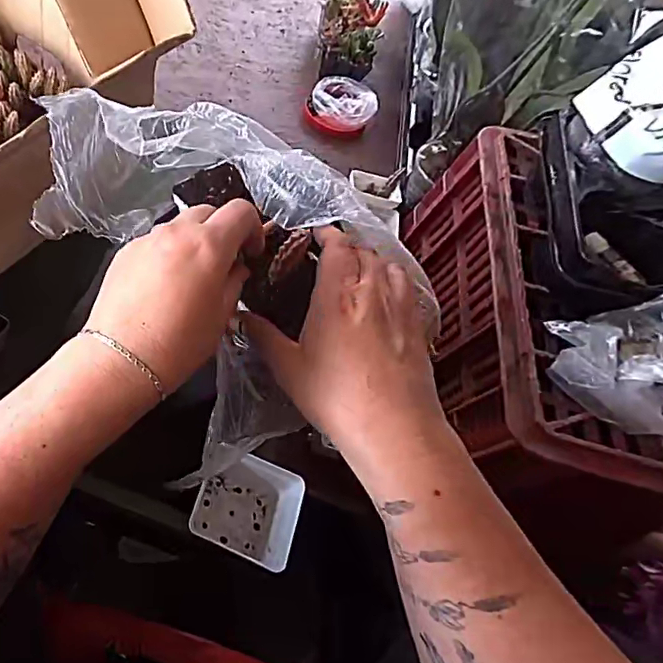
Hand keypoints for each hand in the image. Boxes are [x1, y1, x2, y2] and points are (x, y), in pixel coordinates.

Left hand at [85, 200, 262, 389]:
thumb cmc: (176, 344)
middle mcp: (176, 234)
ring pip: (180, 225)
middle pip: (209, 211)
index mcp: (208, 245)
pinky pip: (155, 241)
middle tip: (224, 260)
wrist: (121, 359)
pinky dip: (167, 252)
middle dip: (222, 230)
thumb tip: (236, 268)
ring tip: (192, 275)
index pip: (241, 211)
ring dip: (193, 240)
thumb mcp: (221, 315)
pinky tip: (164, 284)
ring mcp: (147, 240)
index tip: (251, 250)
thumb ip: (234, 281)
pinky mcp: (126, 252)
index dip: (253, 228)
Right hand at [244, 227, 445, 461]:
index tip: (317, 235)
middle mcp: (371, 293)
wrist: (393, 427)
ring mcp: (400, 307)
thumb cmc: (340, 400)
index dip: (326, 235)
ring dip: (373, 260)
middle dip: (347, 246)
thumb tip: (244, 320)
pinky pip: (407, 286)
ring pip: (389, 263)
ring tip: (360, 269)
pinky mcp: (418, 325)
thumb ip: (263, 337)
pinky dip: (394, 280)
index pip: (337, 246)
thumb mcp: (289, 368)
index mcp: (337, 296)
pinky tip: (385, 295)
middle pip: (364, 250)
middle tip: (332, 254)